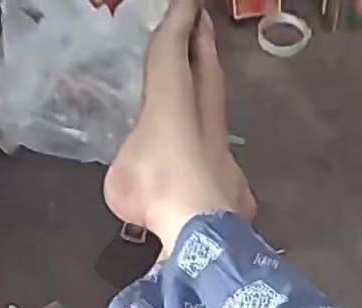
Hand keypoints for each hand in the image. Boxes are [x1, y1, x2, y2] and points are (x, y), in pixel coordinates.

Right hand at [102, 0, 255, 250]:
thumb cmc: (154, 192)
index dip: (179, 25)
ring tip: (201, 105)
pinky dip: (216, 172)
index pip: (174, 54)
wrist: (198, 231)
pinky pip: (225, 173)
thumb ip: (134, 173)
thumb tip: (145, 192)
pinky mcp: (238, 193)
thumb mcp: (123, 181)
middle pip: (208, 77)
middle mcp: (205, 125)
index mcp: (171, 104)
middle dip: (203, 48)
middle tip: (202, 26)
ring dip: (210, 111)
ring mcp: (225, 160)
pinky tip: (209, 185)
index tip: (188, 7)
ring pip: (219, 125)